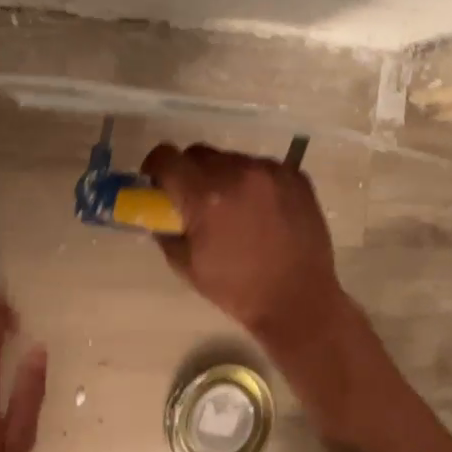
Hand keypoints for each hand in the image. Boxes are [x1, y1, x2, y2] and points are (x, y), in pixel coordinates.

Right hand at [142, 143, 346, 347]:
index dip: (154, 167)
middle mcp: (238, 173)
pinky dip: (251, 182)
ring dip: (221, 176)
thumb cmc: (234, 288)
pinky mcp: (296, 176)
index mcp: (205, 196)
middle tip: (191, 200)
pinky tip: (258, 211)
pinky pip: (261, 167)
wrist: (297, 298)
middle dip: (188, 172)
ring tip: (230, 209)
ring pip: (231, 159)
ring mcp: (271, 171)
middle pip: (198, 153)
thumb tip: (158, 213)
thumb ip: (165, 231)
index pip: (166, 157)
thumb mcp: (185, 265)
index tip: (155, 183)